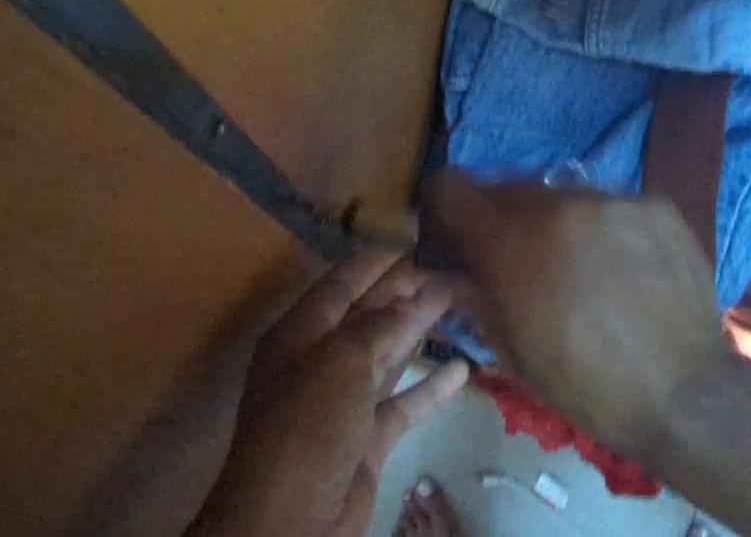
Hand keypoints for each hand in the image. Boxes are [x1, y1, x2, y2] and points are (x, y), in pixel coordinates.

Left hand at [190, 249, 468, 536]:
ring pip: (387, 354)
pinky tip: (460, 368)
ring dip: (419, 329)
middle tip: (447, 266)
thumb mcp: (339, 361)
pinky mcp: (366, 438)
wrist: (290, 522)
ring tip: (458, 301)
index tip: (416, 241)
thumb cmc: (307, 426)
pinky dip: (429, 386)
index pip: (341, 283)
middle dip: (404, 290)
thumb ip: (378, 325)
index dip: (376, 262)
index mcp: (300, 333)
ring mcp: (344, 401)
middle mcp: (319, 361)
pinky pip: (401, 402)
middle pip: (366, 315)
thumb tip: (410, 298)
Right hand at [427, 169, 729, 459]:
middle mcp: (556, 205)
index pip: (453, 189)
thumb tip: (446, 269)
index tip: (459, 233)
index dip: (449, 210)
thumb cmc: (585, 385)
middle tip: (524, 263)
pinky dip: (605, 230)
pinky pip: (610, 207)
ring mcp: (610, 200)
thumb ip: (472, 296)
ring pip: (562, 198)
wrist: (684, 395)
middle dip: (506, 223)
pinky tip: (624, 270)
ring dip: (558, 225)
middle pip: (509, 192)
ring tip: (582, 270)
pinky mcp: (652, 204)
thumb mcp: (511, 351)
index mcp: (511, 242)